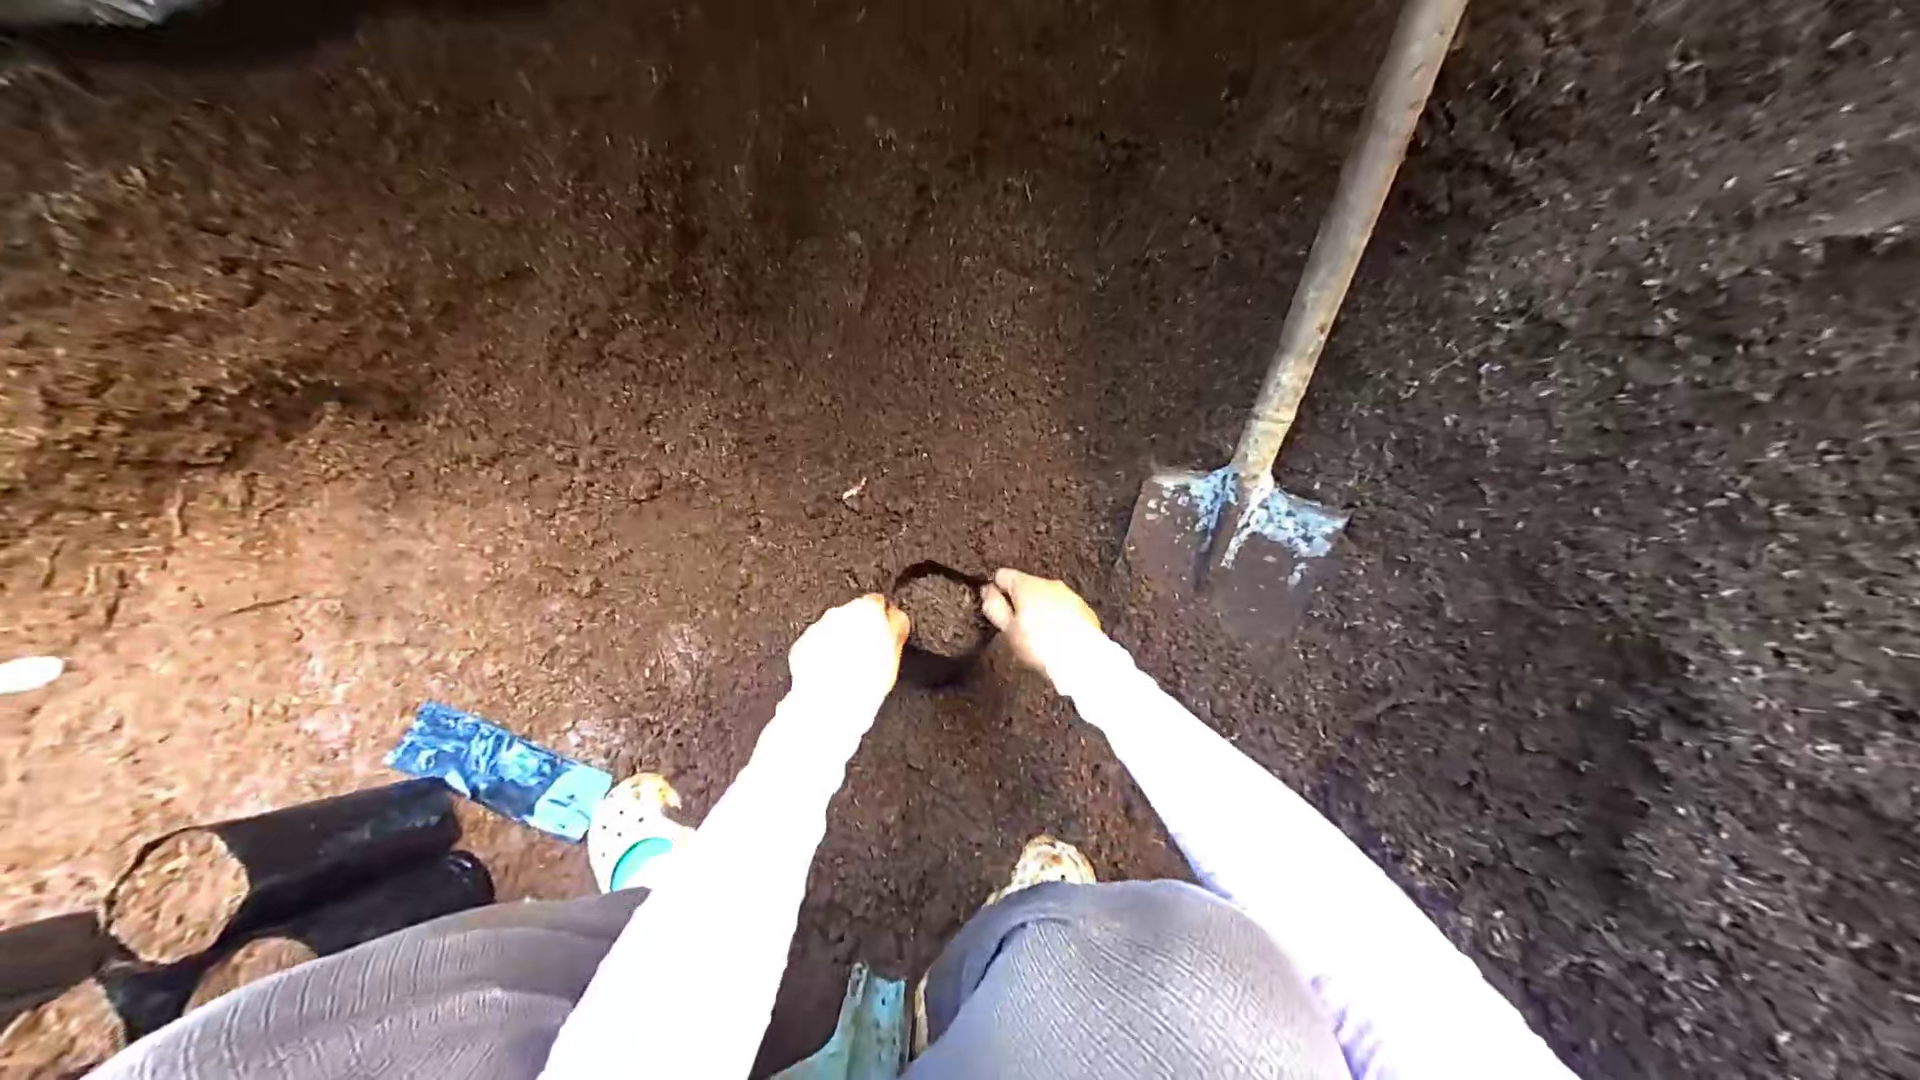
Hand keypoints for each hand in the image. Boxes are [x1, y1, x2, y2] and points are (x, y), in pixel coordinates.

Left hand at [787, 593, 911, 705]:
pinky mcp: (802, 644)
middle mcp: (840, 613)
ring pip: (833, 629)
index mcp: (866, 611)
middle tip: (867, 654)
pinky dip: (823, 654)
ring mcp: (818, 628)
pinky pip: (816, 644)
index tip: (883, 631)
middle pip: (853, 614)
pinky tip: (832, 672)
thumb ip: (896, 628)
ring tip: (849, 667)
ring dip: (840, 641)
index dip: (882, 618)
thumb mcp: (894, 655)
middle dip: (859, 630)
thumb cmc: (865, 683)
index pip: (877, 602)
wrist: (830, 704)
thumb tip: (896, 619)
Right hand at [980, 568, 1105, 687]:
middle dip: (1020, 603)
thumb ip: (994, 607)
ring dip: (1040, 610)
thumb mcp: (1007, 629)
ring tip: (1039, 637)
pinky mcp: (1084, 610)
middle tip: (1017, 630)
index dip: (996, 591)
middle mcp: (1049, 583)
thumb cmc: (1040, 644)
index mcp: (1026, 584)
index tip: (997, 610)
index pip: (1002, 575)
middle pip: (1027, 586)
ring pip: (1047, 598)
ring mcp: (1069, 595)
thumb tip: (988, 591)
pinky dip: (1059, 618)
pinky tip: (1058, 638)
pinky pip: (1064, 609)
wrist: (1081, 658)